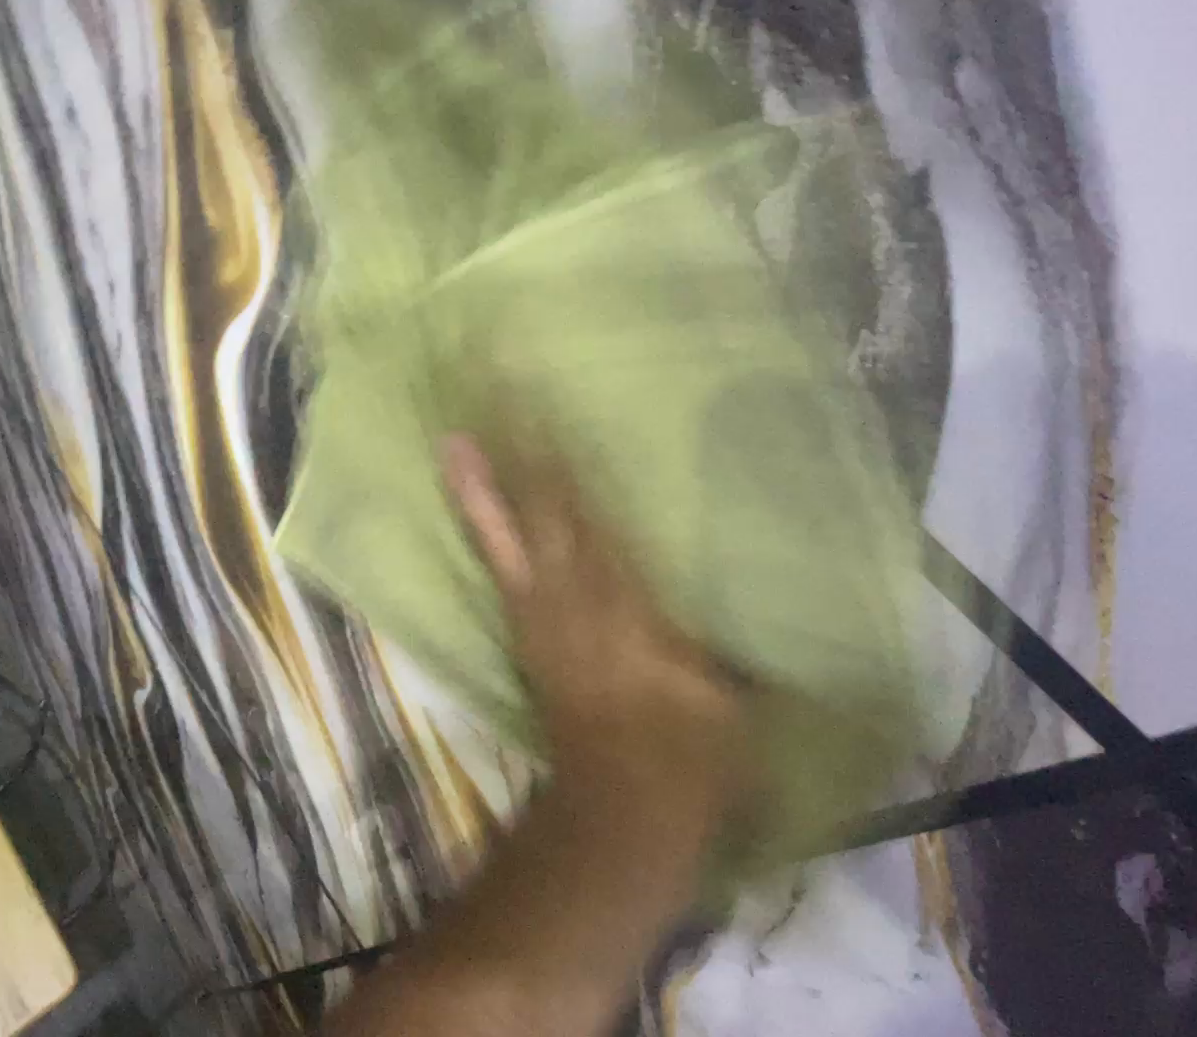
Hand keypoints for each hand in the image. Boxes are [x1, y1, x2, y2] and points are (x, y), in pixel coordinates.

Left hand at [441, 429, 747, 816]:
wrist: (626, 800)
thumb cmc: (692, 741)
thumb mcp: (727, 675)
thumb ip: (722, 620)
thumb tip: (743, 577)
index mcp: (622, 591)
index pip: (586, 508)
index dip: (559, 456)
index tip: (541, 403)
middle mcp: (571, 591)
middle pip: (536, 510)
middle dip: (514, 452)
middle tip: (487, 395)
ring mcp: (538, 614)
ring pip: (501, 539)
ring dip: (480, 488)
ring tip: (453, 441)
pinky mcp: (524, 635)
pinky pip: (498, 572)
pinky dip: (483, 534)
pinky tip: (469, 508)